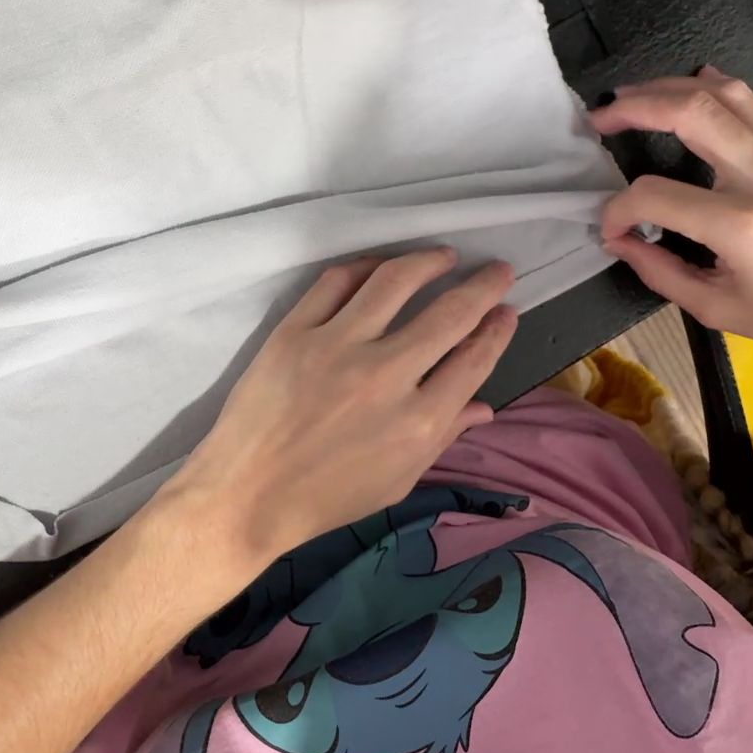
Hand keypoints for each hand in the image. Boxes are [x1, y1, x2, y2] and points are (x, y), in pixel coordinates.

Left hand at [153, 249, 517, 566]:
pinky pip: (338, 282)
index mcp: (417, 422)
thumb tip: (485, 407)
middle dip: (484, 287)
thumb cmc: (326, 497)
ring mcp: (337, 347)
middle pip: (449, 314)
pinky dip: (367, 266)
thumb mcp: (398, 480)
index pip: (474, 360)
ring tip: (445, 255)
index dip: (498, 330)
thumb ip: (444, 437)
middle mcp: (385, 377)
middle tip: (498, 271)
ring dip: (429, 261)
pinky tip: (383, 266)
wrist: (246, 495)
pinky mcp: (295, 331)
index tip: (506, 311)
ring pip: (395, 282)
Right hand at [593, 67, 752, 391]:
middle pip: (690, 111)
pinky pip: (751, 103)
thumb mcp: (716, 308)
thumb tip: (620, 241)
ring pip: (723, 93)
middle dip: (633, 107)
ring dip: (669, 86)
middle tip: (599, 119)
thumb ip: (659, 271)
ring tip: (633, 98)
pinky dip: (713, 88)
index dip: (618, 211)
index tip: (611, 229)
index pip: (653, 196)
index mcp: (741, 226)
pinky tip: (690, 86)